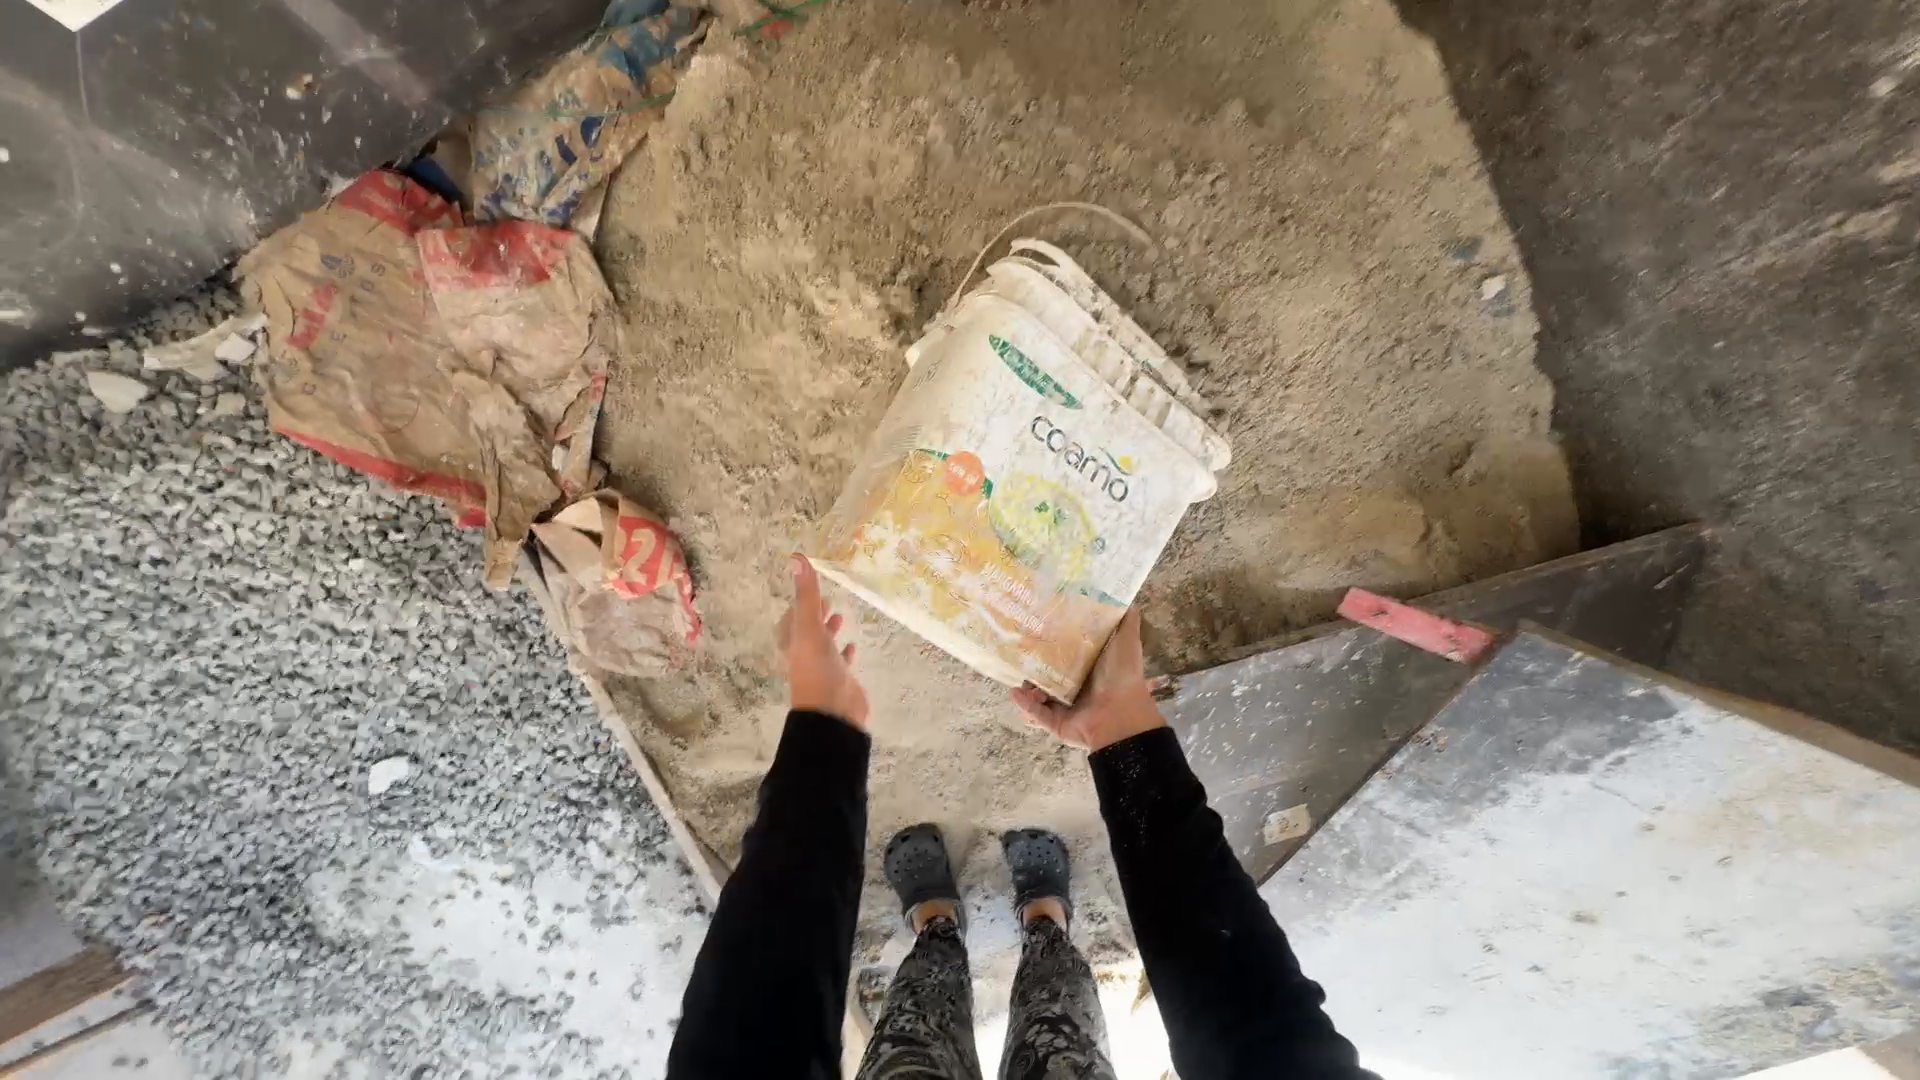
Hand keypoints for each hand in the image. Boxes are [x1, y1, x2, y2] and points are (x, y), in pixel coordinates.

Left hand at [778, 554, 869, 729]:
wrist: (833, 713)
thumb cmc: (817, 669)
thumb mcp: (810, 627)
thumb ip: (807, 594)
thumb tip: (796, 557)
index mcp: (792, 642)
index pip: (790, 618)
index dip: (798, 604)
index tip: (809, 591)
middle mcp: (804, 654)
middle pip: (807, 630)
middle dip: (816, 615)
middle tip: (828, 601)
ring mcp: (822, 668)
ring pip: (823, 645)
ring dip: (830, 631)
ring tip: (841, 617)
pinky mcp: (839, 680)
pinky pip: (840, 662)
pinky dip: (845, 652)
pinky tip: (853, 646)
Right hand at [1011, 607, 1165, 750]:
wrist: (1123, 715)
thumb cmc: (1123, 675)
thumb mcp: (1126, 641)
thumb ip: (1125, 620)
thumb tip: (1125, 595)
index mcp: (1088, 668)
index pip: (1064, 653)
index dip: (1051, 641)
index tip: (1034, 625)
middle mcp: (1075, 686)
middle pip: (1047, 672)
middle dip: (1032, 664)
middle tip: (1017, 649)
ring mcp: (1064, 706)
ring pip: (1038, 693)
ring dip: (1027, 684)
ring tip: (1019, 674)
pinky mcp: (1056, 722)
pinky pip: (1037, 713)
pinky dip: (1025, 704)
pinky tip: (1015, 691)